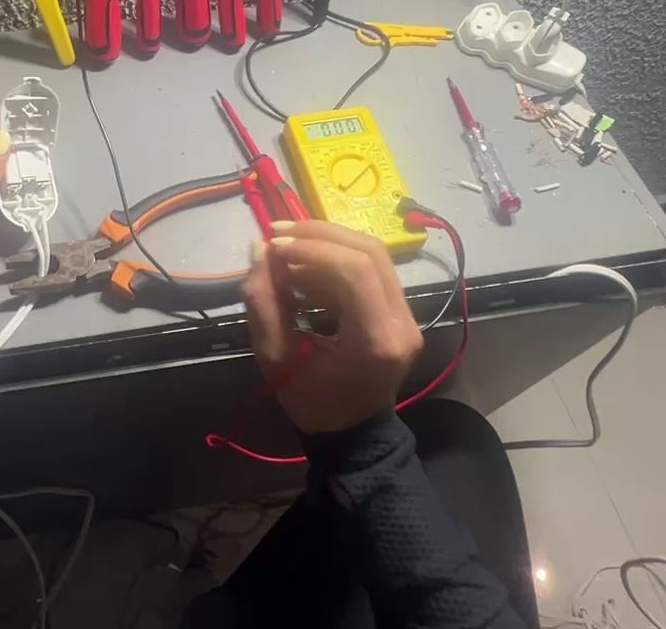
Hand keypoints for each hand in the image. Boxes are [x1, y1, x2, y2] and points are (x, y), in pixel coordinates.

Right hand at [241, 220, 422, 433]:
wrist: (351, 432)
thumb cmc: (311, 401)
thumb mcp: (274, 357)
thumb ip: (263, 301)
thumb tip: (258, 249)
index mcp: (375, 341)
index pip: (354, 271)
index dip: (312, 248)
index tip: (273, 247)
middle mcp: (401, 323)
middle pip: (369, 252)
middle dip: (319, 234)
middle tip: (278, 234)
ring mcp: (407, 316)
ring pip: (373, 254)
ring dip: (327, 241)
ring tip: (287, 247)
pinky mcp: (401, 310)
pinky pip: (371, 268)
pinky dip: (335, 258)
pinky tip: (304, 268)